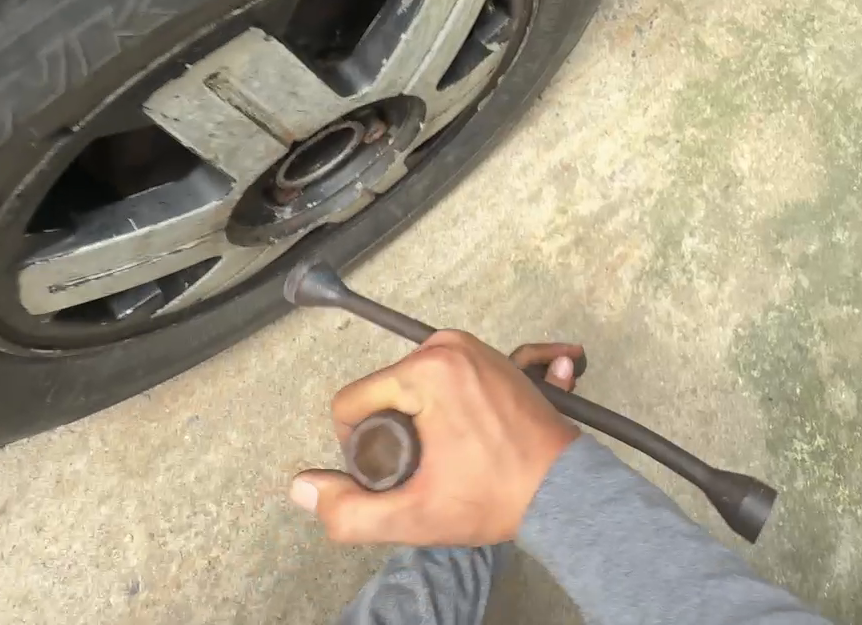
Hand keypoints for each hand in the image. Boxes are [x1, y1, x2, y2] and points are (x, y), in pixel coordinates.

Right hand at [290, 332, 584, 544]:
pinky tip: (459, 436)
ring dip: (414, 418)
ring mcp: (473, 345)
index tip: (395, 470)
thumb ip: (347, 510)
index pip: (352, 401)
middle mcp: (449, 345)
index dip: (356, 444)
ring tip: (444, 453)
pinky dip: (438, 404)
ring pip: (409, 384)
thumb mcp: (412, 517)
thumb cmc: (495, 495)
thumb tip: (302, 487)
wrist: (559, 487)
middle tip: (425, 466)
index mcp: (428, 369)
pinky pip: (439, 376)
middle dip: (389, 430)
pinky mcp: (489, 354)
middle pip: (383, 390)